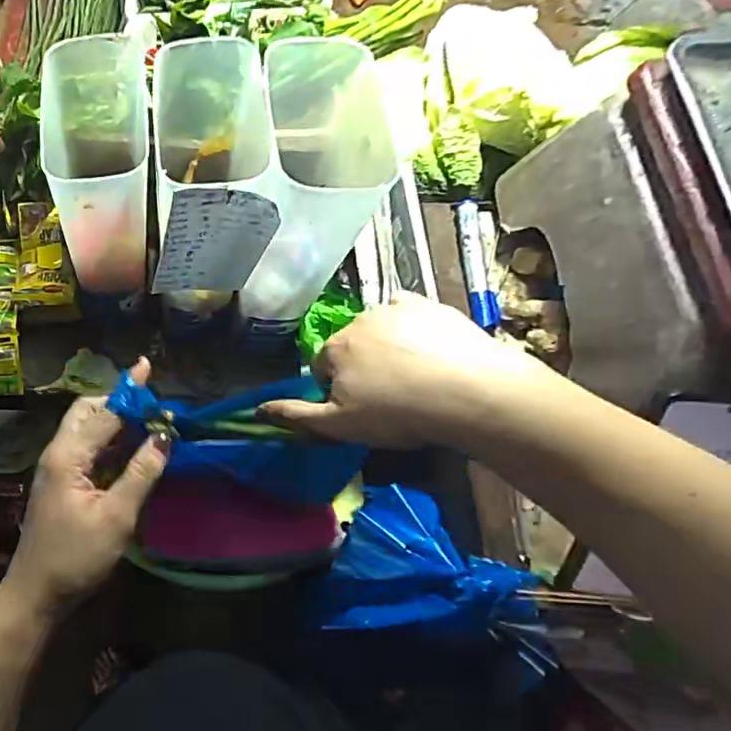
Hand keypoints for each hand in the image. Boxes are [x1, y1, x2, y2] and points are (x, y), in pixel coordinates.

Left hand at [2, 359, 169, 613]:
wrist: (36, 592)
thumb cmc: (76, 557)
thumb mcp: (117, 517)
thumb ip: (140, 474)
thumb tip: (164, 436)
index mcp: (67, 455)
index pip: (104, 413)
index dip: (130, 392)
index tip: (149, 368)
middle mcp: (57, 454)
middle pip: (87, 413)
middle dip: (117, 401)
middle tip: (151, 403)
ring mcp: (56, 469)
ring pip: (85, 431)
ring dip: (114, 422)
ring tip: (147, 420)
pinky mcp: (60, 485)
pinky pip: (85, 451)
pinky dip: (108, 444)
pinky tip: (130, 451)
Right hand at [261, 292, 552, 448]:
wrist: (473, 393)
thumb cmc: (398, 414)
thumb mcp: (339, 426)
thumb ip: (295, 415)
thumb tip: (258, 409)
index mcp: (334, 349)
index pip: (322, 369)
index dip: (337, 391)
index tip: (362, 409)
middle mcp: (358, 320)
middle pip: (350, 346)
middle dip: (362, 366)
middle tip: (390, 395)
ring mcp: (397, 308)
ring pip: (380, 330)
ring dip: (387, 347)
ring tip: (415, 377)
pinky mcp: (432, 304)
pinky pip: (410, 315)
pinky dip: (413, 330)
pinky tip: (430, 353)